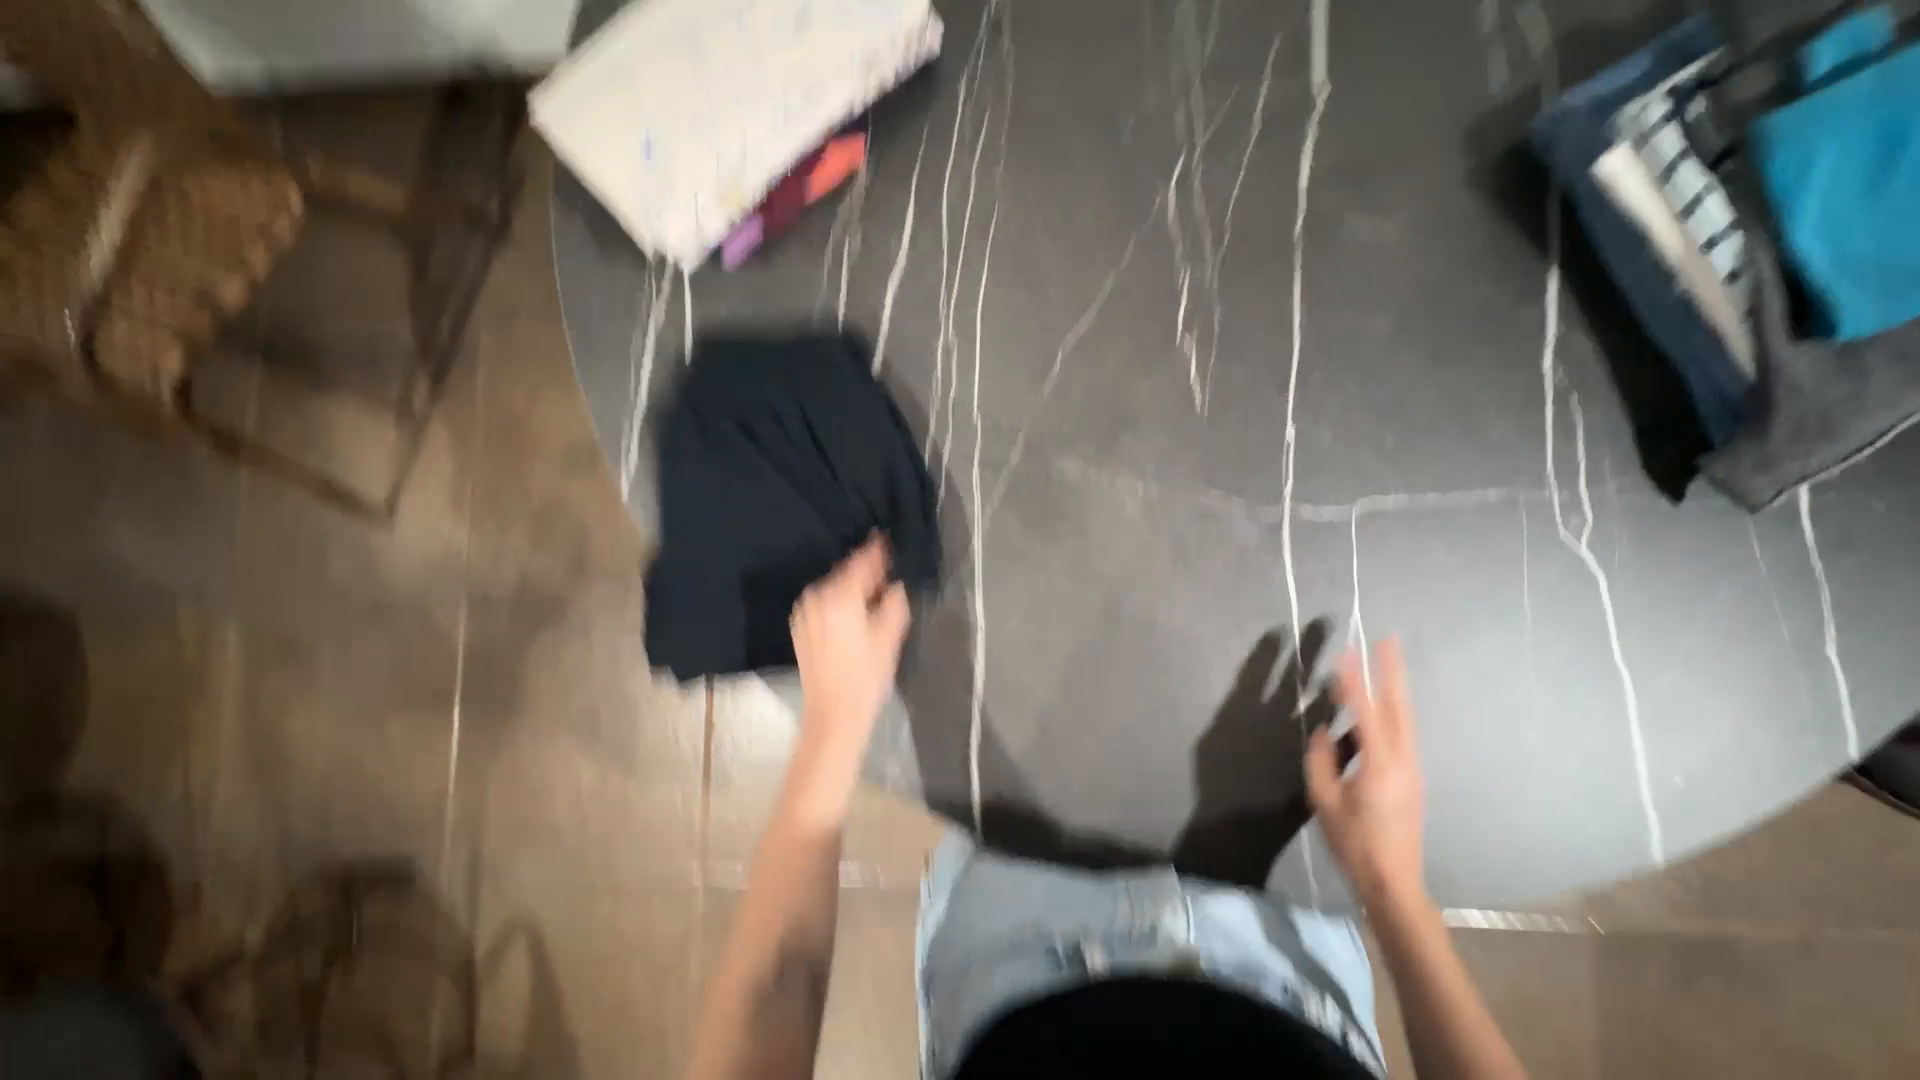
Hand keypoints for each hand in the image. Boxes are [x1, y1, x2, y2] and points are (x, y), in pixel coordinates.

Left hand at [791, 535, 911, 747]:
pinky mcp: (801, 627)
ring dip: (853, 590)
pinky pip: (824, 604)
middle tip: (888, 578)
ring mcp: (805, 612)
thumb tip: (894, 585)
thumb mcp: (890, 637)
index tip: (887, 538)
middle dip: (867, 575)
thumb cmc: (866, 678)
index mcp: (840, 596)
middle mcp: (817, 598)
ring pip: (835, 589)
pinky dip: (839, 603)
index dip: (878, 550)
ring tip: (874, 601)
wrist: (833, 714)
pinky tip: (854, 617)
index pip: (862, 562)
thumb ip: (894, 602)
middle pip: (846, 574)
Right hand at [1305, 639, 1426, 907]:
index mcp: (1380, 764)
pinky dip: (1394, 711)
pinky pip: (1404, 733)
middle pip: (1400, 707)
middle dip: (1393, 671)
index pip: (1366, 712)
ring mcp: (1413, 769)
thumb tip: (1325, 732)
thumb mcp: (1324, 802)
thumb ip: (1321, 761)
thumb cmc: (1354, 843)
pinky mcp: (1412, 778)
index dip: (1354, 681)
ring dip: (1395, 688)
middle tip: (1389, 639)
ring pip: (1406, 719)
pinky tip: (1382, 707)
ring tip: (1385, 662)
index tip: (1346, 652)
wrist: (1393, 881)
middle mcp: (1404, 760)